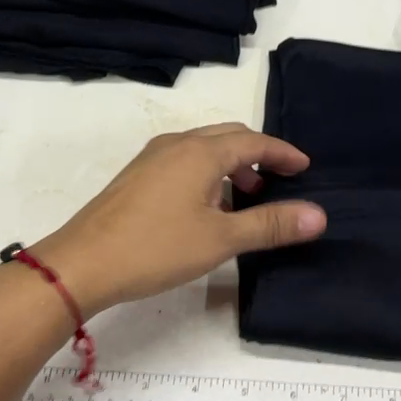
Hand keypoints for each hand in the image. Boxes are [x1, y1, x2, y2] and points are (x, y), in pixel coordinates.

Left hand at [32, 123, 327, 316]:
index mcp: (201, 151)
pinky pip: (184, 161)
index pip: (254, 141)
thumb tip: (319, 215)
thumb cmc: (156, 248)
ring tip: (246, 199)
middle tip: (280, 181)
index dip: (283, 153)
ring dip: (231, 165)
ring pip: (204, 148)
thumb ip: (270, 224)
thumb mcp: (220, 239)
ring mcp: (152, 158)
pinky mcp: (136, 176)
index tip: (305, 168)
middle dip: (258, 154)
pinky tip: (207, 207)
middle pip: (229, 137)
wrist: (82, 264)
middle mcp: (177, 144)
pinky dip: (208, 173)